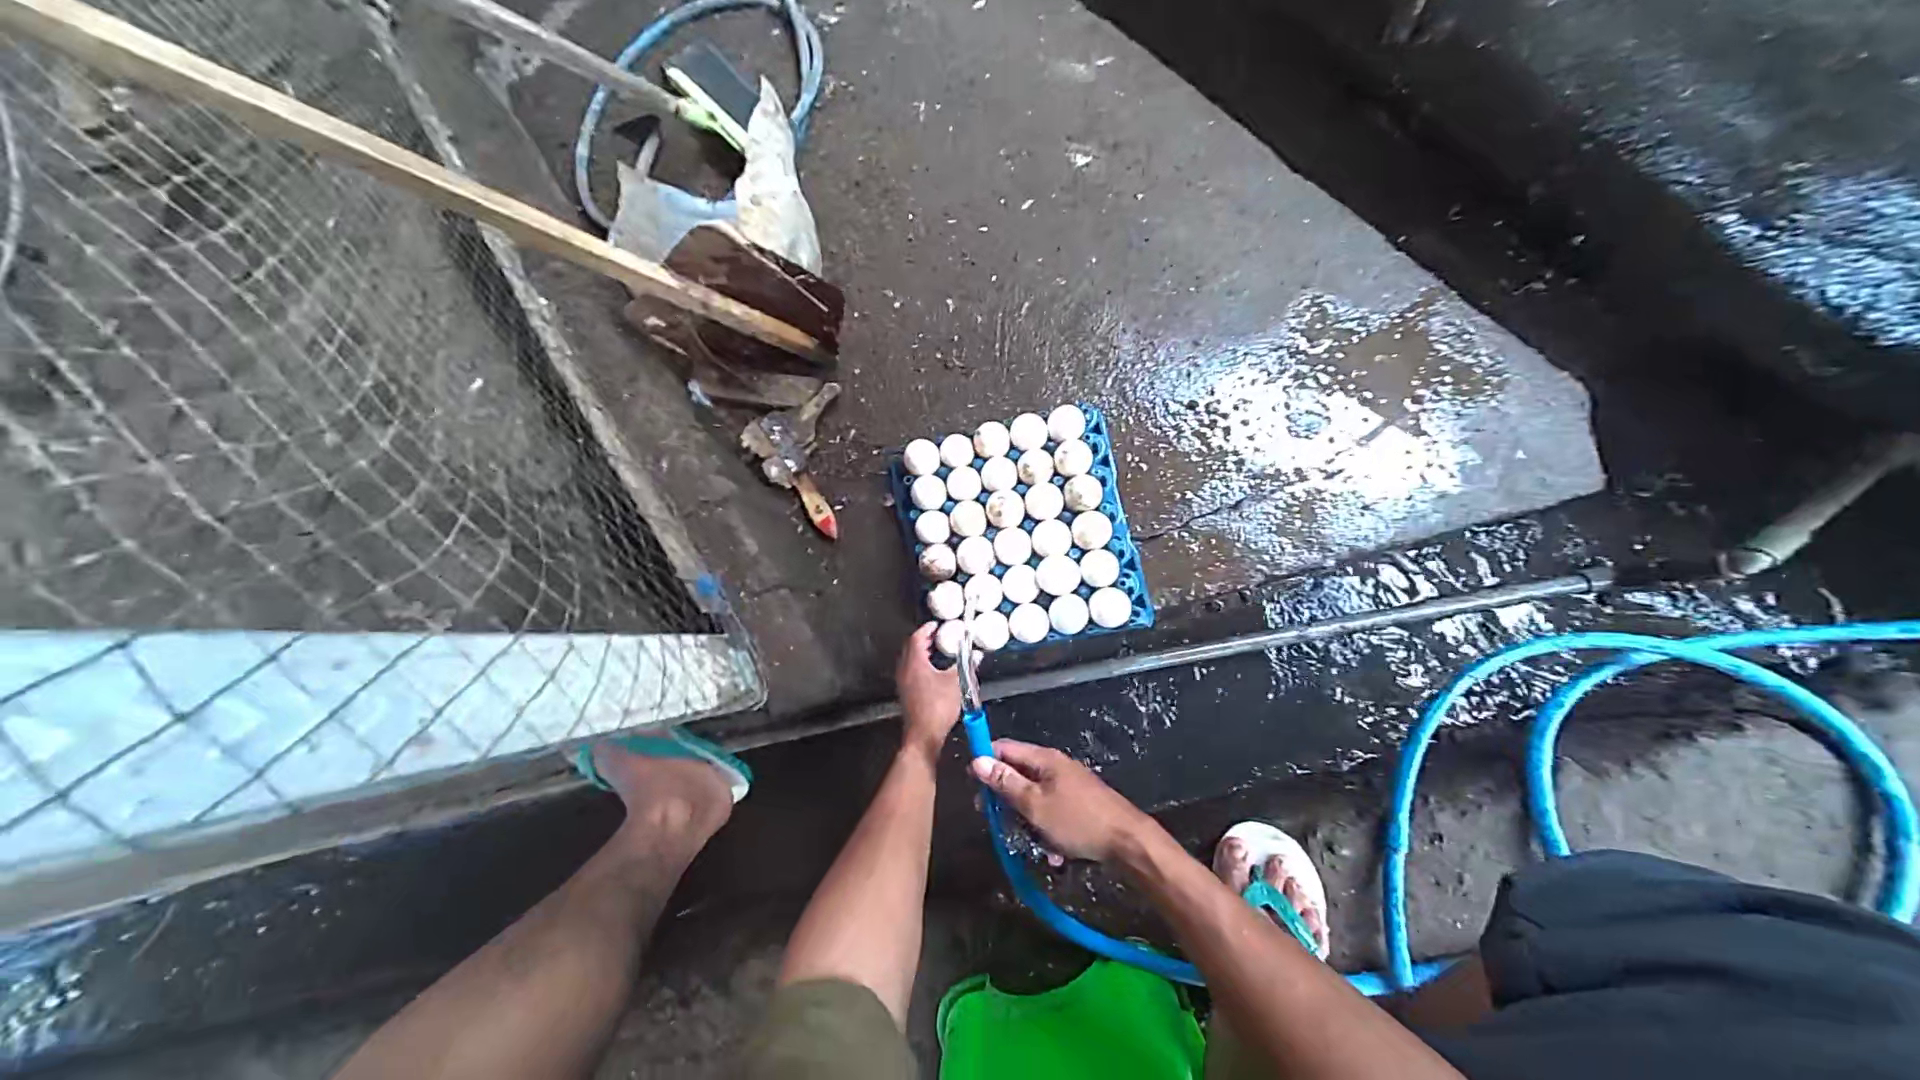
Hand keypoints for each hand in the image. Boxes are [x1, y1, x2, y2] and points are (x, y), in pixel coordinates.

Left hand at [896, 623, 960, 754]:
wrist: (924, 734)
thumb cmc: (937, 707)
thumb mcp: (956, 683)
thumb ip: (966, 666)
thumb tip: (976, 655)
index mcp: (914, 663)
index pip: (916, 638)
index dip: (927, 629)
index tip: (936, 625)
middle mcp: (905, 670)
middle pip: (910, 647)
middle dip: (924, 639)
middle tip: (938, 635)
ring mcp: (903, 681)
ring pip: (910, 659)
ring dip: (922, 652)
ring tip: (938, 649)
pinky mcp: (906, 692)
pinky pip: (911, 670)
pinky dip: (921, 664)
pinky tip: (935, 669)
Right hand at [970, 739, 1154, 862]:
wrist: (1128, 842)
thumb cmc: (1077, 821)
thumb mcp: (1034, 805)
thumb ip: (1005, 783)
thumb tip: (977, 760)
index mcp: (1044, 758)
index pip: (1004, 748)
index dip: (985, 763)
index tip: (973, 787)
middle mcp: (1055, 766)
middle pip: (1018, 774)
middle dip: (1005, 798)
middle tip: (996, 821)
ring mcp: (1069, 785)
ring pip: (1034, 798)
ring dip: (1027, 819)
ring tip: (1031, 840)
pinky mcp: (1079, 805)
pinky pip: (1052, 812)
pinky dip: (1047, 829)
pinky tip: (1054, 850)